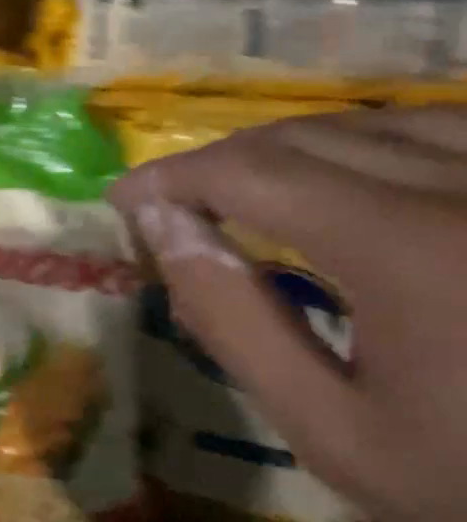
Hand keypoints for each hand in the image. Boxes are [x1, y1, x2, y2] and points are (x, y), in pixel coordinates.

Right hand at [110, 106, 466, 520]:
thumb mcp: (342, 434)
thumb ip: (235, 324)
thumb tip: (163, 228)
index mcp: (409, 247)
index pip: (246, 170)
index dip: (169, 176)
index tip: (123, 201)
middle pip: (307, 135)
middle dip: (224, 162)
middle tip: (181, 203)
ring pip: (382, 121)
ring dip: (298, 149)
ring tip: (258, 189)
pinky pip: (457, 131)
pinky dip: (384, 145)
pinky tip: (363, 182)